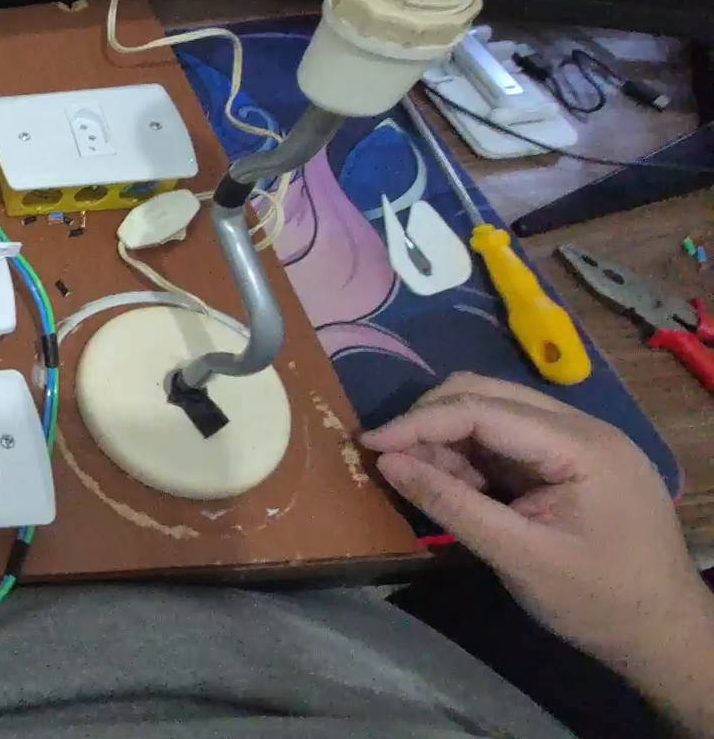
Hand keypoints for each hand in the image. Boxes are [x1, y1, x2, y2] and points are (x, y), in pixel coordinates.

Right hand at [360, 373, 711, 677]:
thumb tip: (382, 460)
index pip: (478, 409)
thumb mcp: (517, 556)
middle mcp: (581, 430)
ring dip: (441, 435)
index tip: (367, 444)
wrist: (665, 639)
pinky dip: (460, 450)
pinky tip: (454, 483)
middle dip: (427, 421)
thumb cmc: (599, 600)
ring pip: (481, 406)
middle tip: (393, 457)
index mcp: (583, 448)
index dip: (415, 423)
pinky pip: (492, 432)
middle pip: (479, 392)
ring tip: (425, 476)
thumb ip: (448, 503)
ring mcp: (573, 441)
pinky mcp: (560, 456)